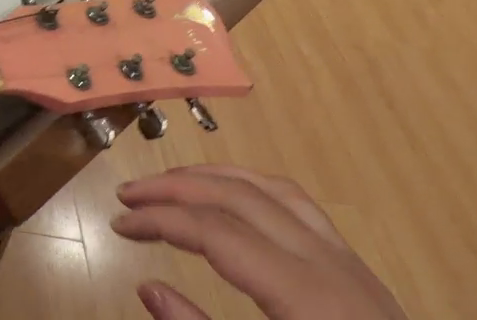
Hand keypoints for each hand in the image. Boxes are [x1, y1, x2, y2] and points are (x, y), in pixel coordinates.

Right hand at [111, 165, 406, 319]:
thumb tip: (148, 288)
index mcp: (309, 299)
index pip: (217, 232)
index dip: (161, 220)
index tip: (119, 224)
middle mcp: (331, 266)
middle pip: (238, 197)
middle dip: (175, 188)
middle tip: (126, 194)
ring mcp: (349, 262)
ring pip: (269, 188)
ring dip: (210, 177)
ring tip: (167, 183)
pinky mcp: (357, 269)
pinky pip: (297, 203)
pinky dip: (250, 185)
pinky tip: (227, 193)